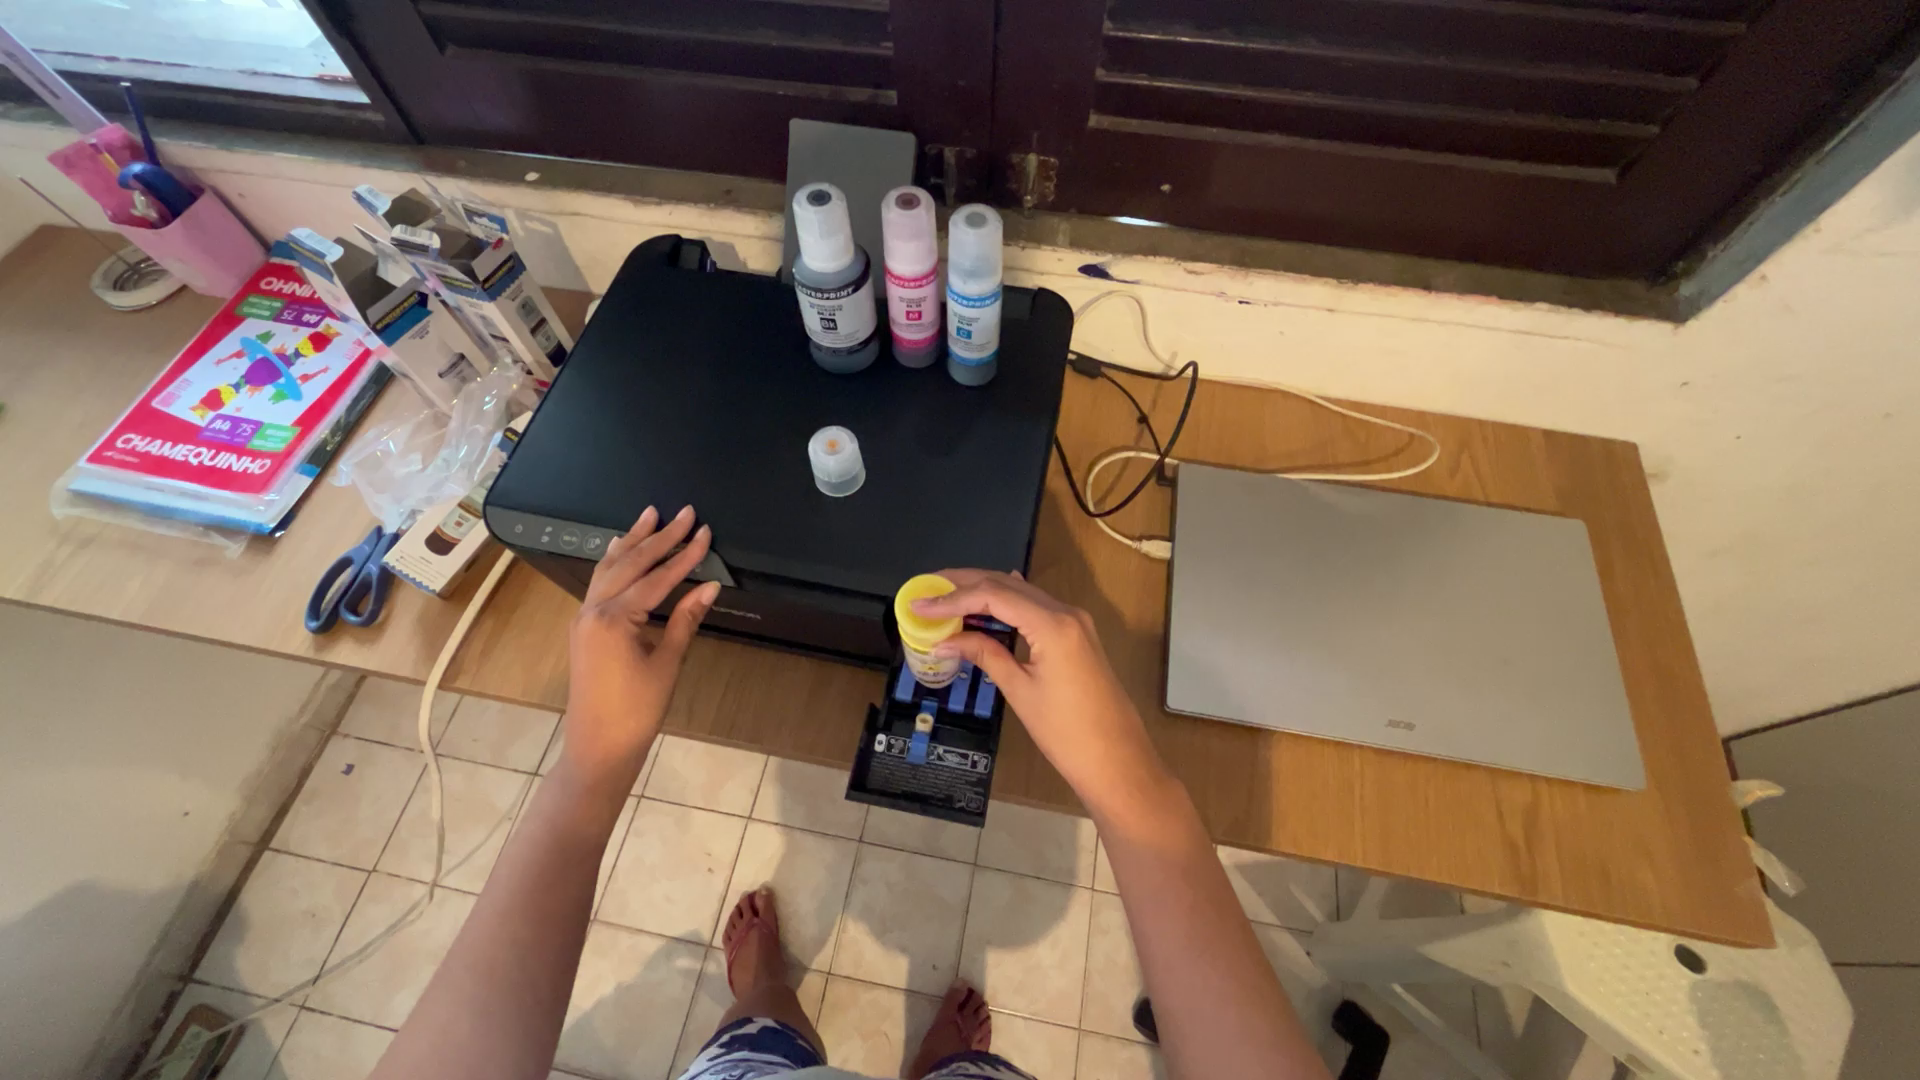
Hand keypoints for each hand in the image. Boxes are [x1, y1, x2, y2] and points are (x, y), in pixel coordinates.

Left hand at [564, 505, 720, 791]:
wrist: (598, 746)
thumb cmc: (637, 709)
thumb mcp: (667, 662)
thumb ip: (686, 619)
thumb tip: (710, 587)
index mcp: (613, 619)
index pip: (657, 577)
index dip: (685, 555)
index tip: (705, 532)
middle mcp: (593, 610)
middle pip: (631, 564)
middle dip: (660, 537)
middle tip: (684, 512)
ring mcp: (584, 617)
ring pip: (610, 568)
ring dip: (633, 541)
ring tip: (650, 514)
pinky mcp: (584, 627)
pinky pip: (599, 582)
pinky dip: (614, 561)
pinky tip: (621, 549)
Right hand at [912, 569, 1161, 798]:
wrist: (1118, 761)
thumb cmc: (1067, 732)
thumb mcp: (1019, 690)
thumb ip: (985, 655)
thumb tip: (945, 641)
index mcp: (1053, 624)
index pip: (994, 595)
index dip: (952, 597)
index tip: (919, 604)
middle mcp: (1066, 612)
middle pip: (1008, 584)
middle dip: (965, 583)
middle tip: (927, 587)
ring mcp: (1075, 622)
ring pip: (1022, 593)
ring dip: (984, 591)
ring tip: (946, 595)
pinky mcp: (1076, 636)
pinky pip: (1036, 607)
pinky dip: (1007, 603)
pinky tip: (988, 601)